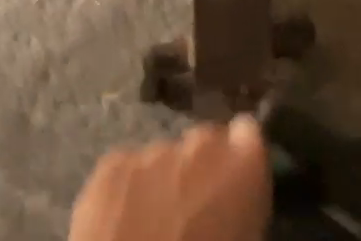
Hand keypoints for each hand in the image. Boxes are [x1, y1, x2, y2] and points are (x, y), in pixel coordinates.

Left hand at [69, 116, 271, 240]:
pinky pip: (125, 170)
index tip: (227, 177)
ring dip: (160, 181)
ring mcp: (156, 151)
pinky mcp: (113, 166)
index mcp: (246, 160)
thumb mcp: (246, 239)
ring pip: (162, 158)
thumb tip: (232, 200)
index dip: (236, 154)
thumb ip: (244, 205)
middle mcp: (204, 143)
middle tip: (186, 210)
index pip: (247, 131)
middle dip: (197, 167)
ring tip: (146, 224)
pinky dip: (124, 190)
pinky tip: (118, 223)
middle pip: (203, 140)